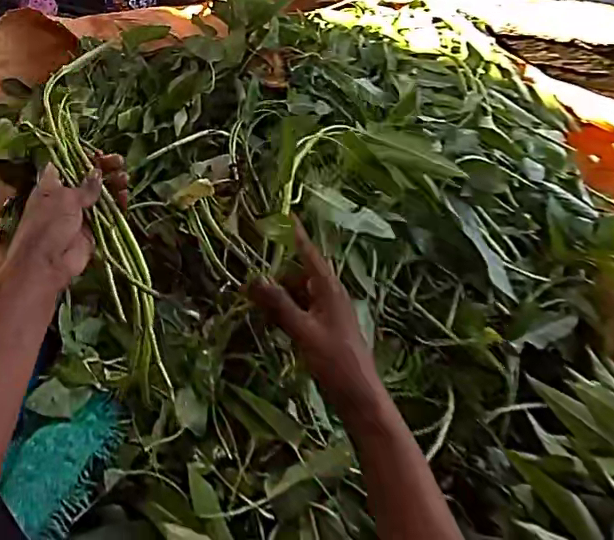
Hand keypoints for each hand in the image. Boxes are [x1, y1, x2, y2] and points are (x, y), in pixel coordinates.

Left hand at [1, 155, 128, 297]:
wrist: (45, 265)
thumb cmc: (48, 225)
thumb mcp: (65, 199)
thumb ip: (85, 186)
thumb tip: (98, 172)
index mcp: (52, 184)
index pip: (69, 163)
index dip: (84, 157)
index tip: (99, 154)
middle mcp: (66, 197)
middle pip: (88, 178)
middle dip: (104, 169)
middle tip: (119, 162)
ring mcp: (79, 214)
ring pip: (100, 195)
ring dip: (112, 185)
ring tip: (124, 178)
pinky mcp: (91, 230)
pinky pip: (107, 215)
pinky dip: (117, 205)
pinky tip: (124, 197)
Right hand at [248, 220, 384, 415]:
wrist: (362, 400)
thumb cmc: (336, 362)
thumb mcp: (303, 331)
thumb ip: (279, 304)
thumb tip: (254, 278)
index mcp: (329, 288)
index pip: (309, 252)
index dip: (295, 234)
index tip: (283, 213)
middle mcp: (331, 294)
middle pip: (299, 273)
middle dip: (277, 274)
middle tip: (251, 279)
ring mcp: (330, 312)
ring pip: (299, 293)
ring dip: (280, 296)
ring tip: (257, 305)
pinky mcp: (327, 329)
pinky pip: (303, 309)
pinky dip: (288, 311)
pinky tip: (274, 324)